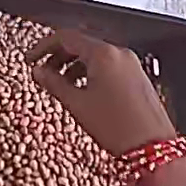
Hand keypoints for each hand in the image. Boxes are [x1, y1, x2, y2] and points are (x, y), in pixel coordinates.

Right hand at [25, 29, 176, 155]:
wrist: (153, 148)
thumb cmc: (119, 128)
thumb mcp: (77, 105)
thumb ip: (54, 83)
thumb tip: (39, 72)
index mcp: (103, 54)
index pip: (67, 37)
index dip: (44, 46)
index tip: (32, 57)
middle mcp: (119, 53)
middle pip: (82, 43)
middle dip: (59, 55)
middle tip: (43, 70)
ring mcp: (131, 64)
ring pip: (96, 54)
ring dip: (74, 64)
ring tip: (61, 83)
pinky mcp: (138, 76)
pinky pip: (109, 65)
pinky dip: (91, 71)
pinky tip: (83, 89)